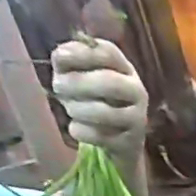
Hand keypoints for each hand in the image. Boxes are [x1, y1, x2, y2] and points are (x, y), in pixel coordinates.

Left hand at [51, 38, 147, 163]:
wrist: (118, 138)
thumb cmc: (94, 98)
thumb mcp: (80, 73)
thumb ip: (69, 59)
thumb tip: (62, 55)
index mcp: (125, 69)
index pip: (108, 53)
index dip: (82, 53)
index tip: (59, 58)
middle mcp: (137, 91)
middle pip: (110, 82)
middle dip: (77, 84)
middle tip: (57, 86)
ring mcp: (138, 119)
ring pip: (103, 112)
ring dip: (76, 109)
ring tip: (70, 109)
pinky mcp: (130, 142)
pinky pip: (97, 135)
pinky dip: (80, 131)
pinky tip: (79, 128)